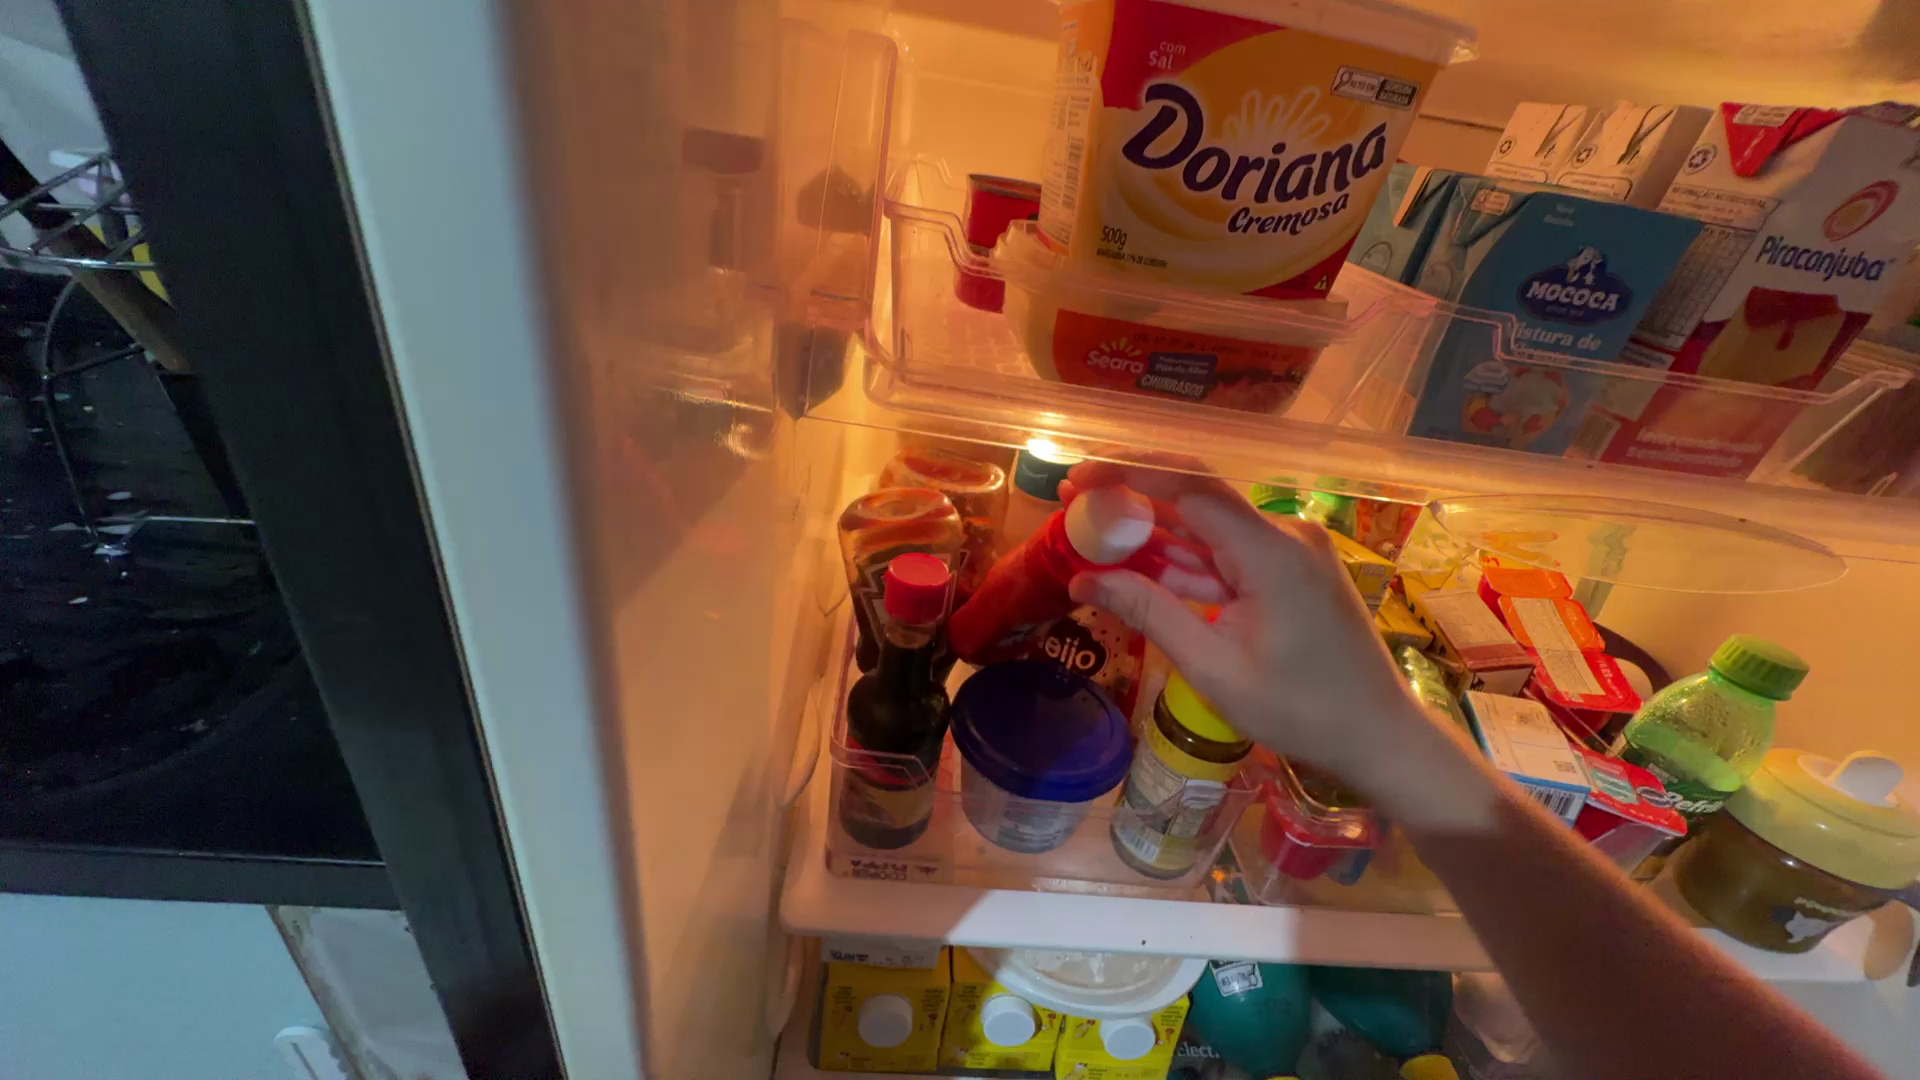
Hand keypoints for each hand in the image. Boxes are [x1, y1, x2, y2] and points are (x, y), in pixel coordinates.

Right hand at [1061, 462, 1446, 793]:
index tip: (1080, 478)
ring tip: (1091, 531)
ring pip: (1205, 526)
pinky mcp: (1284, 568)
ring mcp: (1286, 549)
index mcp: (1272, 552)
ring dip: (1150, 530)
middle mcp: (1283, 535)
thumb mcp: (1213, 666)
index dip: (1129, 473)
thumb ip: (1148, 612)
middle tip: (1072, 501)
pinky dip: (1179, 560)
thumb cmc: (1300, 710)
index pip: (1191, 487)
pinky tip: (1135, 563)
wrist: (1378, 735)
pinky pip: (1222, 553)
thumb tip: (1081, 580)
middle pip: (1195, 498)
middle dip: (1131, 497)